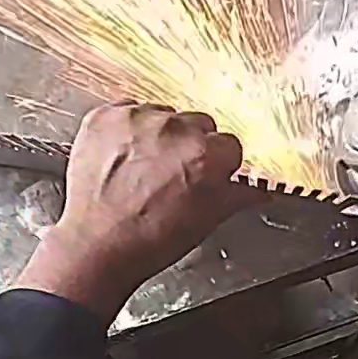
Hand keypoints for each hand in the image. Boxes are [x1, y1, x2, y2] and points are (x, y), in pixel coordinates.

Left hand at [13, 101, 243, 319]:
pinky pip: (126, 112)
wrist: (98, 246)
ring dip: (157, 136)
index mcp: (207, 155)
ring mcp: (137, 119)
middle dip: (189, 146)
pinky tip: (122, 160)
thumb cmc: (151, 241)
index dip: (216, 164)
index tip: (204, 176)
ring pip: (162, 115)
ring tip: (142, 170)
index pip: (228, 145)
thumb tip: (258, 189)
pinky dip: (125, 131)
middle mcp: (175, 128)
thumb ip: (236, 196)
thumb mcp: (205, 222)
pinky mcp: (105, 116)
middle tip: (170, 176)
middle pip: (197, 124)